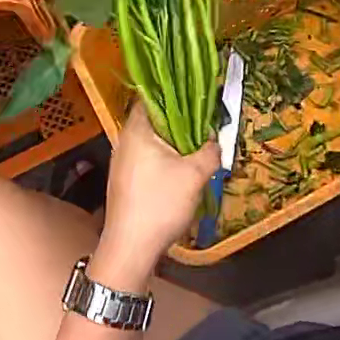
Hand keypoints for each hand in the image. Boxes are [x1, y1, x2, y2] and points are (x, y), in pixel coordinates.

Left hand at [90, 104, 220, 290]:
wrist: (130, 247)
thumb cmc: (159, 204)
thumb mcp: (194, 175)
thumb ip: (210, 151)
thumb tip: (217, 140)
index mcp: (136, 129)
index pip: (153, 95)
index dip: (176, 91)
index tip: (198, 94)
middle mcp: (125, 139)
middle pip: (155, 118)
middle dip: (181, 120)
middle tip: (206, 123)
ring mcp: (122, 160)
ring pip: (153, 140)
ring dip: (175, 142)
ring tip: (199, 146)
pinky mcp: (126, 179)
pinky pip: (148, 157)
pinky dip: (166, 158)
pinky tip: (183, 169)